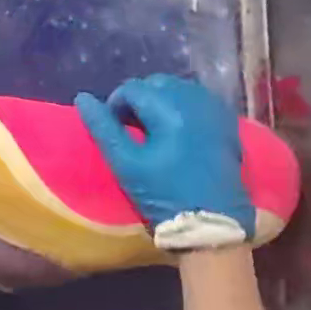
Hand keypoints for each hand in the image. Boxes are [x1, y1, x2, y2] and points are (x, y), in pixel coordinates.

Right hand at [74, 74, 255, 251]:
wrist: (212, 226)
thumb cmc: (163, 195)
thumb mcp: (124, 163)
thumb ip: (102, 127)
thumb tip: (82, 98)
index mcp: (170, 110)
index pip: (132, 88)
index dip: (115, 106)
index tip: (115, 131)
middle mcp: (196, 102)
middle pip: (156, 83)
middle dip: (138, 100)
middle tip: (131, 129)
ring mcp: (216, 111)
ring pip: (178, 89)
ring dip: (160, 102)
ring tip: (152, 131)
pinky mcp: (227, 123)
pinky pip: (198, 100)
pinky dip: (182, 108)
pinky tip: (176, 131)